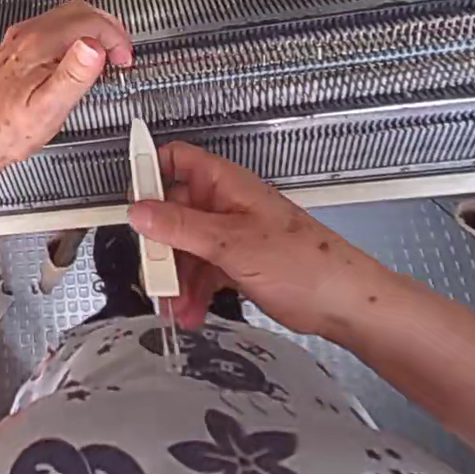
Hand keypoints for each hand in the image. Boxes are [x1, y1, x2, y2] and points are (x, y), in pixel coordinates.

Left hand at [0, 1, 133, 179]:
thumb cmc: (9, 131)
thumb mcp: (50, 107)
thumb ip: (75, 73)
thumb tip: (95, 46)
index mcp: (38, 45)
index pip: (89, 21)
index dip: (114, 37)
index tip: (123, 58)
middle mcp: (27, 36)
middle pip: (79, 11)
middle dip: (108, 28)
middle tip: (121, 53)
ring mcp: (20, 42)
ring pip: (66, 17)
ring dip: (93, 30)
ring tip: (107, 56)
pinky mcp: (18, 51)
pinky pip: (53, 30)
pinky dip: (75, 37)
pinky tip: (79, 59)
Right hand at [129, 142, 389, 336]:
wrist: (345, 305)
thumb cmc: (303, 262)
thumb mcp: (232, 243)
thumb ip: (181, 227)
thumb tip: (138, 211)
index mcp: (224, 183)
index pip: (176, 160)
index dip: (149, 172)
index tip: (129, 201)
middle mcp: (223, 203)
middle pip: (172, 211)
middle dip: (159, 245)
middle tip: (152, 274)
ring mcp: (229, 233)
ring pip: (184, 246)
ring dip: (175, 277)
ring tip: (174, 307)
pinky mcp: (235, 261)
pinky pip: (201, 270)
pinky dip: (192, 291)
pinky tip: (190, 313)